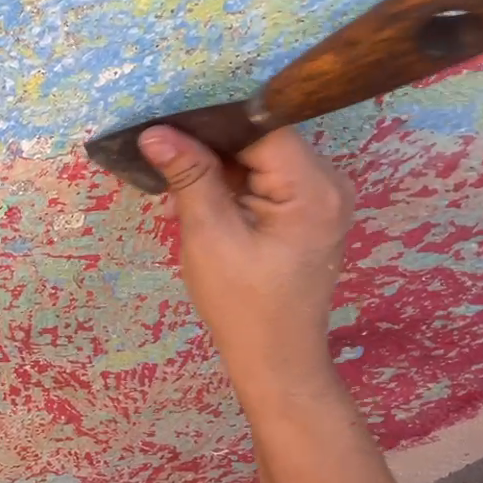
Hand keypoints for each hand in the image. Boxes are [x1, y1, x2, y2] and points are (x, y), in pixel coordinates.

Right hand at [137, 125, 353, 385]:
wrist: (274, 359)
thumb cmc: (242, 303)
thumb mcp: (209, 235)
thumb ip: (188, 176)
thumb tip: (155, 131)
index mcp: (314, 187)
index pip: (260, 129)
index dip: (210, 124)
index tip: (164, 127)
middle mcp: (328, 183)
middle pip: (260, 140)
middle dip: (208, 147)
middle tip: (160, 156)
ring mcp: (320, 196)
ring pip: (257, 158)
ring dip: (214, 167)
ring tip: (172, 180)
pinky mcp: (305, 210)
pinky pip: (262, 178)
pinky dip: (228, 184)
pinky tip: (195, 198)